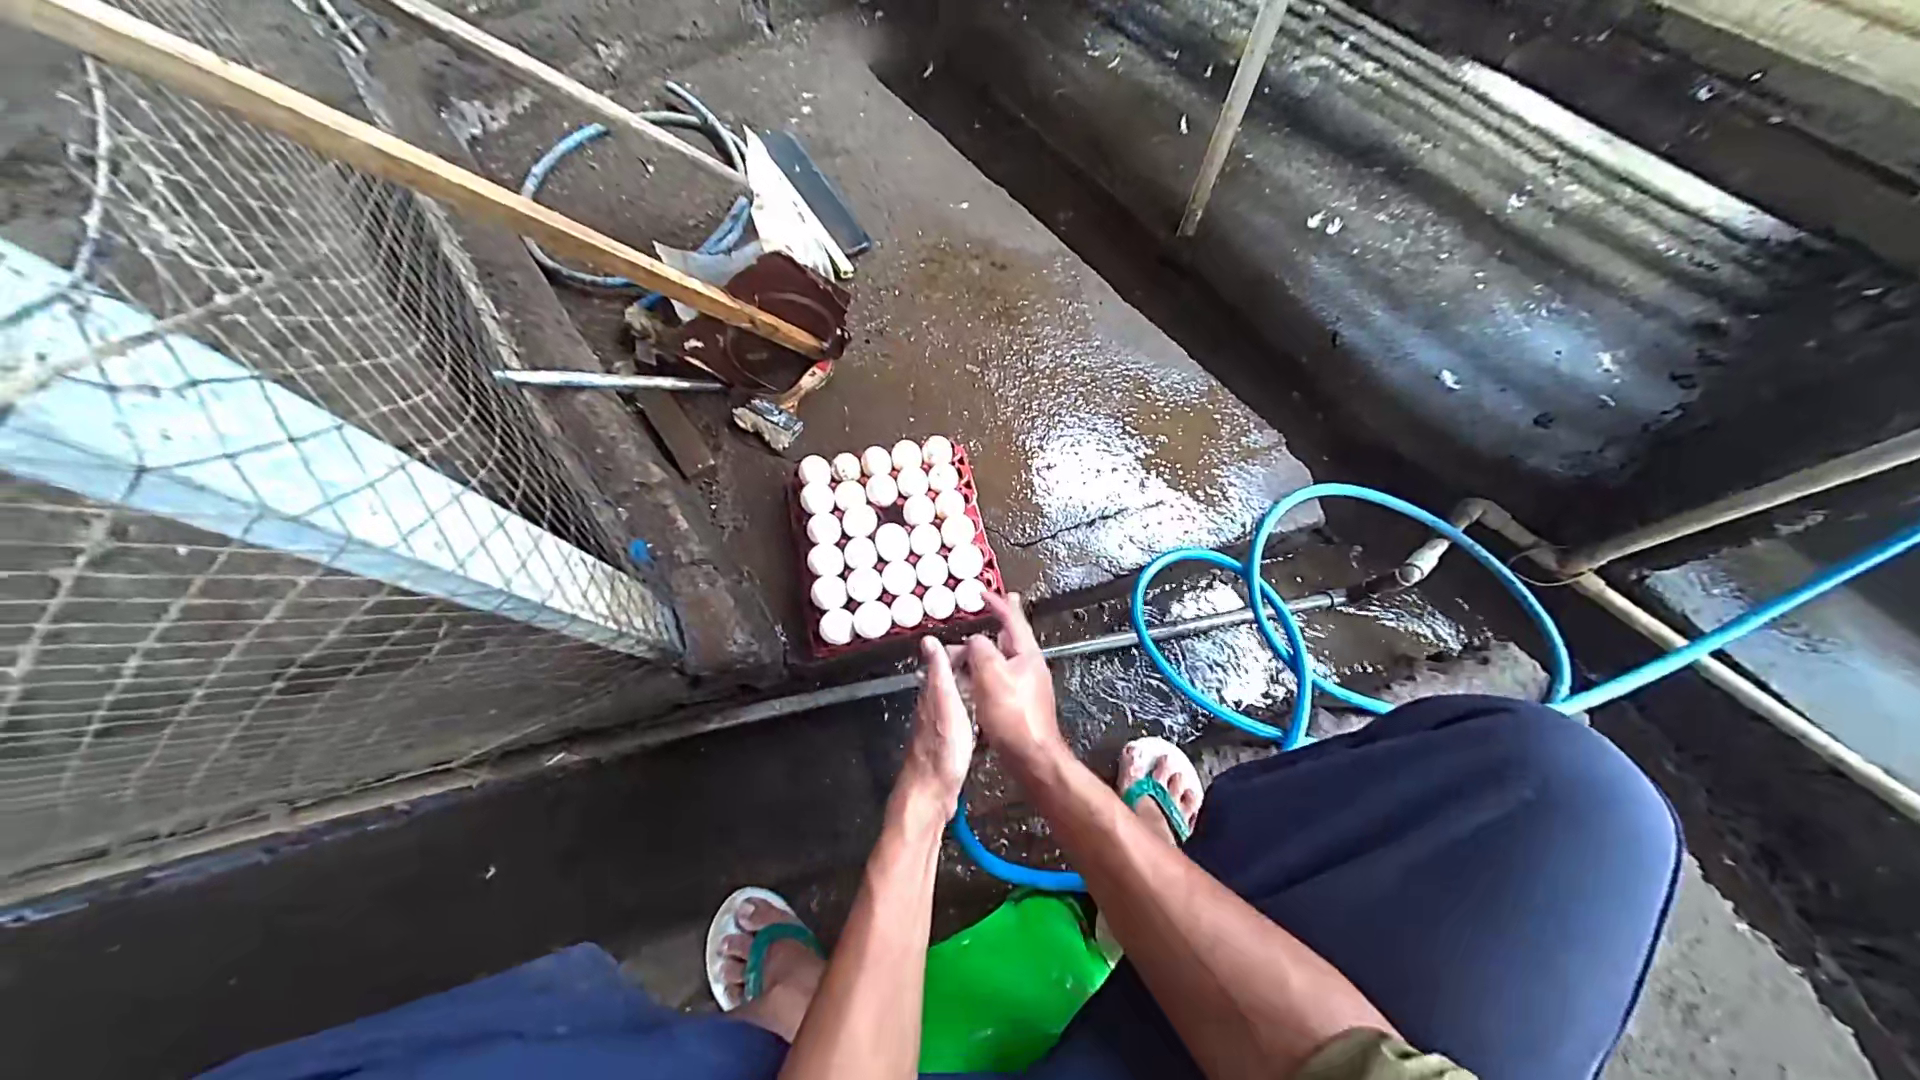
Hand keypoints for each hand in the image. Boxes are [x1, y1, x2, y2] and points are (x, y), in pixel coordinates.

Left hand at [901, 635, 975, 811]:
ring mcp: (938, 726)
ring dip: (968, 690)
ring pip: (953, 699)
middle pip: (948, 680)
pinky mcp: (946, 744)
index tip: (978, 648)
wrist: (931, 794)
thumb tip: (928, 641)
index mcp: (932, 695)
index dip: (959, 652)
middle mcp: (932, 708)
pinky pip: (958, 718)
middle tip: (986, 664)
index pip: (942, 662)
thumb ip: (938, 673)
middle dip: (966, 670)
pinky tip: (978, 716)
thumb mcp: (944, 704)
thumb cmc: (940, 752)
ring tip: (986, 684)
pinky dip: (969, 711)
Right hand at [957, 591, 1066, 772]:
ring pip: (1000, 661)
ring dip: (981, 654)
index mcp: (1026, 655)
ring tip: (965, 651)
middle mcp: (1029, 668)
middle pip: (1007, 639)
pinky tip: (970, 682)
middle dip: (988, 629)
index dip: (997, 603)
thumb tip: (973, 641)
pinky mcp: (1017, 705)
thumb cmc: (1015, 718)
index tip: (984, 593)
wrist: (1031, 757)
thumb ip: (979, 649)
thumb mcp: (991, 673)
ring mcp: (1025, 687)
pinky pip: (997, 680)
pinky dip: (981, 675)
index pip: (1012, 619)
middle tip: (977, 619)